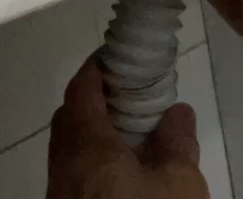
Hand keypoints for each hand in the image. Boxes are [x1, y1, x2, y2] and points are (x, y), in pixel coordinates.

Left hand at [47, 59, 207, 198]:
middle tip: (134, 98)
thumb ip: (177, 142)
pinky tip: (128, 179)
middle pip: (69, 119)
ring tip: (137, 140)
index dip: (100, 67)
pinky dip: (96, 167)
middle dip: (98, 102)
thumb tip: (177, 112)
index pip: (81, 88)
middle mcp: (63, 169)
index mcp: (85, 146)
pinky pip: (75, 181)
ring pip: (71, 153)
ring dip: (97, 137)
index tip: (124, 57)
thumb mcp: (180, 184)